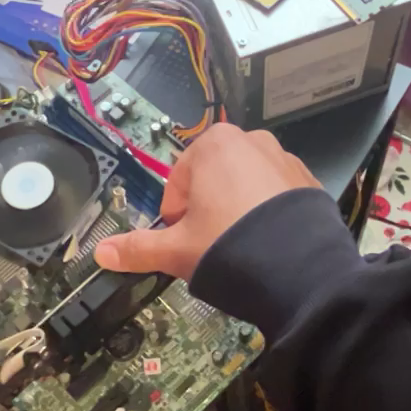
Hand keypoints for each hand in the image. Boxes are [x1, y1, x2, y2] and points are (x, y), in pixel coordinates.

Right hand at [93, 124, 320, 278]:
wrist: (299, 269)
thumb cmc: (229, 247)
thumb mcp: (176, 250)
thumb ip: (138, 248)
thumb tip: (102, 253)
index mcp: (214, 144)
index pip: (177, 180)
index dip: (175, 216)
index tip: (184, 239)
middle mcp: (252, 141)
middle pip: (212, 180)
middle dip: (206, 210)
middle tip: (210, 245)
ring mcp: (285, 159)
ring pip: (245, 187)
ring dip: (236, 212)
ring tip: (240, 247)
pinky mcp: (309, 182)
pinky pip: (276, 197)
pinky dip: (267, 216)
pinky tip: (267, 245)